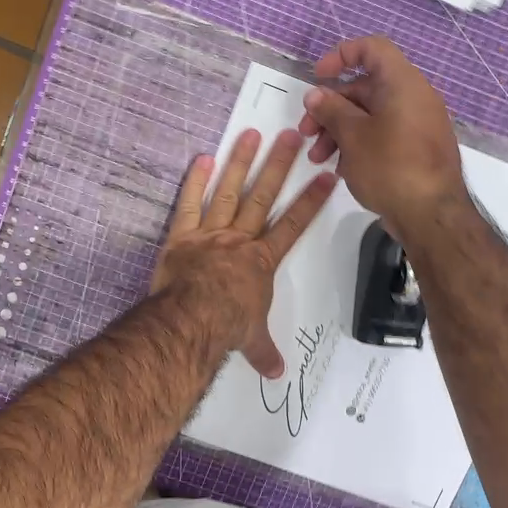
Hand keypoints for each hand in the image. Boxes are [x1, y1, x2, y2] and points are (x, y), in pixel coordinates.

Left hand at [150, 128, 335, 378]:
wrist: (193, 319)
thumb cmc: (228, 326)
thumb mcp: (251, 340)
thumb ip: (264, 351)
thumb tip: (277, 374)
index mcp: (260, 262)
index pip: (292, 227)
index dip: (310, 202)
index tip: (326, 177)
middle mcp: (239, 241)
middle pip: (262, 198)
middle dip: (279, 166)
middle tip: (292, 136)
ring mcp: (210, 235)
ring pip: (228, 193)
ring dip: (241, 163)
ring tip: (252, 133)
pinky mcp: (181, 236)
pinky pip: (188, 205)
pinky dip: (194, 182)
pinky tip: (202, 158)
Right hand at [297, 36, 466, 237]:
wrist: (431, 214)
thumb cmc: (390, 167)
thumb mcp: (352, 136)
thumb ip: (331, 110)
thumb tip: (316, 94)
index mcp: (402, 83)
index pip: (372, 49)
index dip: (341, 55)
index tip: (318, 76)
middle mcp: (414, 97)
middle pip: (365, 87)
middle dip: (330, 107)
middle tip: (306, 132)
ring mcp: (417, 124)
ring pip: (370, 114)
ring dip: (339, 130)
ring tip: (318, 157)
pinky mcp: (416, 148)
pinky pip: (383, 133)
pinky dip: (359, 143)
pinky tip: (341, 168)